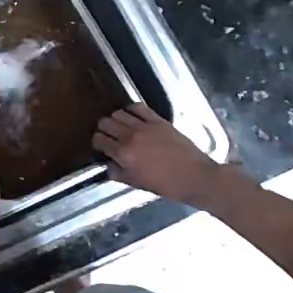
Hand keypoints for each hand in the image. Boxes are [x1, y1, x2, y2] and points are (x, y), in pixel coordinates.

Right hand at [93, 104, 230, 207]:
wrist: (195, 176)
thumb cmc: (166, 185)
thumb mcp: (138, 184)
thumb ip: (119, 173)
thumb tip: (108, 165)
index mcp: (124, 154)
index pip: (100, 140)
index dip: (97, 142)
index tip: (100, 146)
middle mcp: (131, 136)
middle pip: (106, 123)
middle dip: (103, 129)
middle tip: (108, 136)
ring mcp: (145, 126)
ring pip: (119, 113)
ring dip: (116, 119)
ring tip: (121, 127)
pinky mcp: (158, 120)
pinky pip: (138, 107)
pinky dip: (131, 110)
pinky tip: (133, 116)